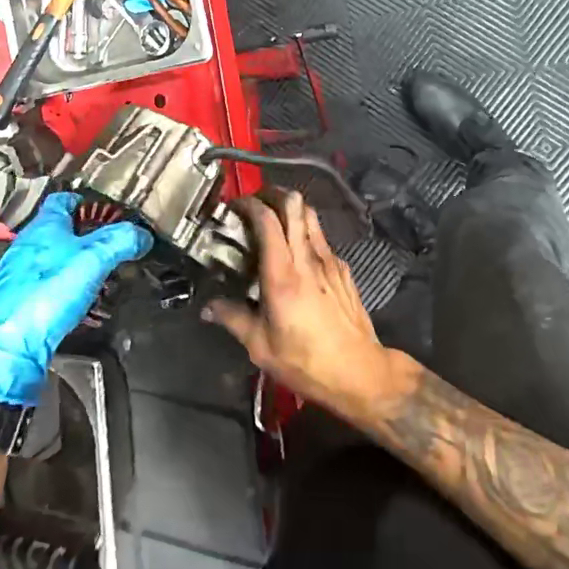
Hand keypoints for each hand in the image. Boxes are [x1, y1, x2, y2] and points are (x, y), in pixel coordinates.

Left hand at [0, 192, 150, 405]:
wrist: (12, 347)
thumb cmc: (45, 296)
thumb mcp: (95, 260)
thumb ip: (120, 241)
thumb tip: (140, 234)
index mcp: (44, 226)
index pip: (63, 199)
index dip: (85, 202)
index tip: (102, 210)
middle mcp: (28, 245)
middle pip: (60, 231)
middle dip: (86, 238)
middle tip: (108, 247)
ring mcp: (20, 273)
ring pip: (54, 259)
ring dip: (76, 265)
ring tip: (98, 278)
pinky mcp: (20, 299)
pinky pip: (46, 286)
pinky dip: (64, 290)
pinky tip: (78, 304)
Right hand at [206, 190, 399, 422]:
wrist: (361, 375)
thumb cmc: (307, 362)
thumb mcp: (260, 347)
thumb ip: (232, 319)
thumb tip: (208, 307)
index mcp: (283, 275)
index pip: (267, 220)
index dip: (249, 204)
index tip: (234, 206)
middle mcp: (307, 259)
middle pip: (294, 205)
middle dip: (272, 194)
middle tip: (254, 203)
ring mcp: (329, 261)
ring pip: (310, 216)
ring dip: (290, 209)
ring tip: (273, 221)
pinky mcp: (343, 270)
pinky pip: (321, 239)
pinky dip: (304, 233)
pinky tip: (296, 254)